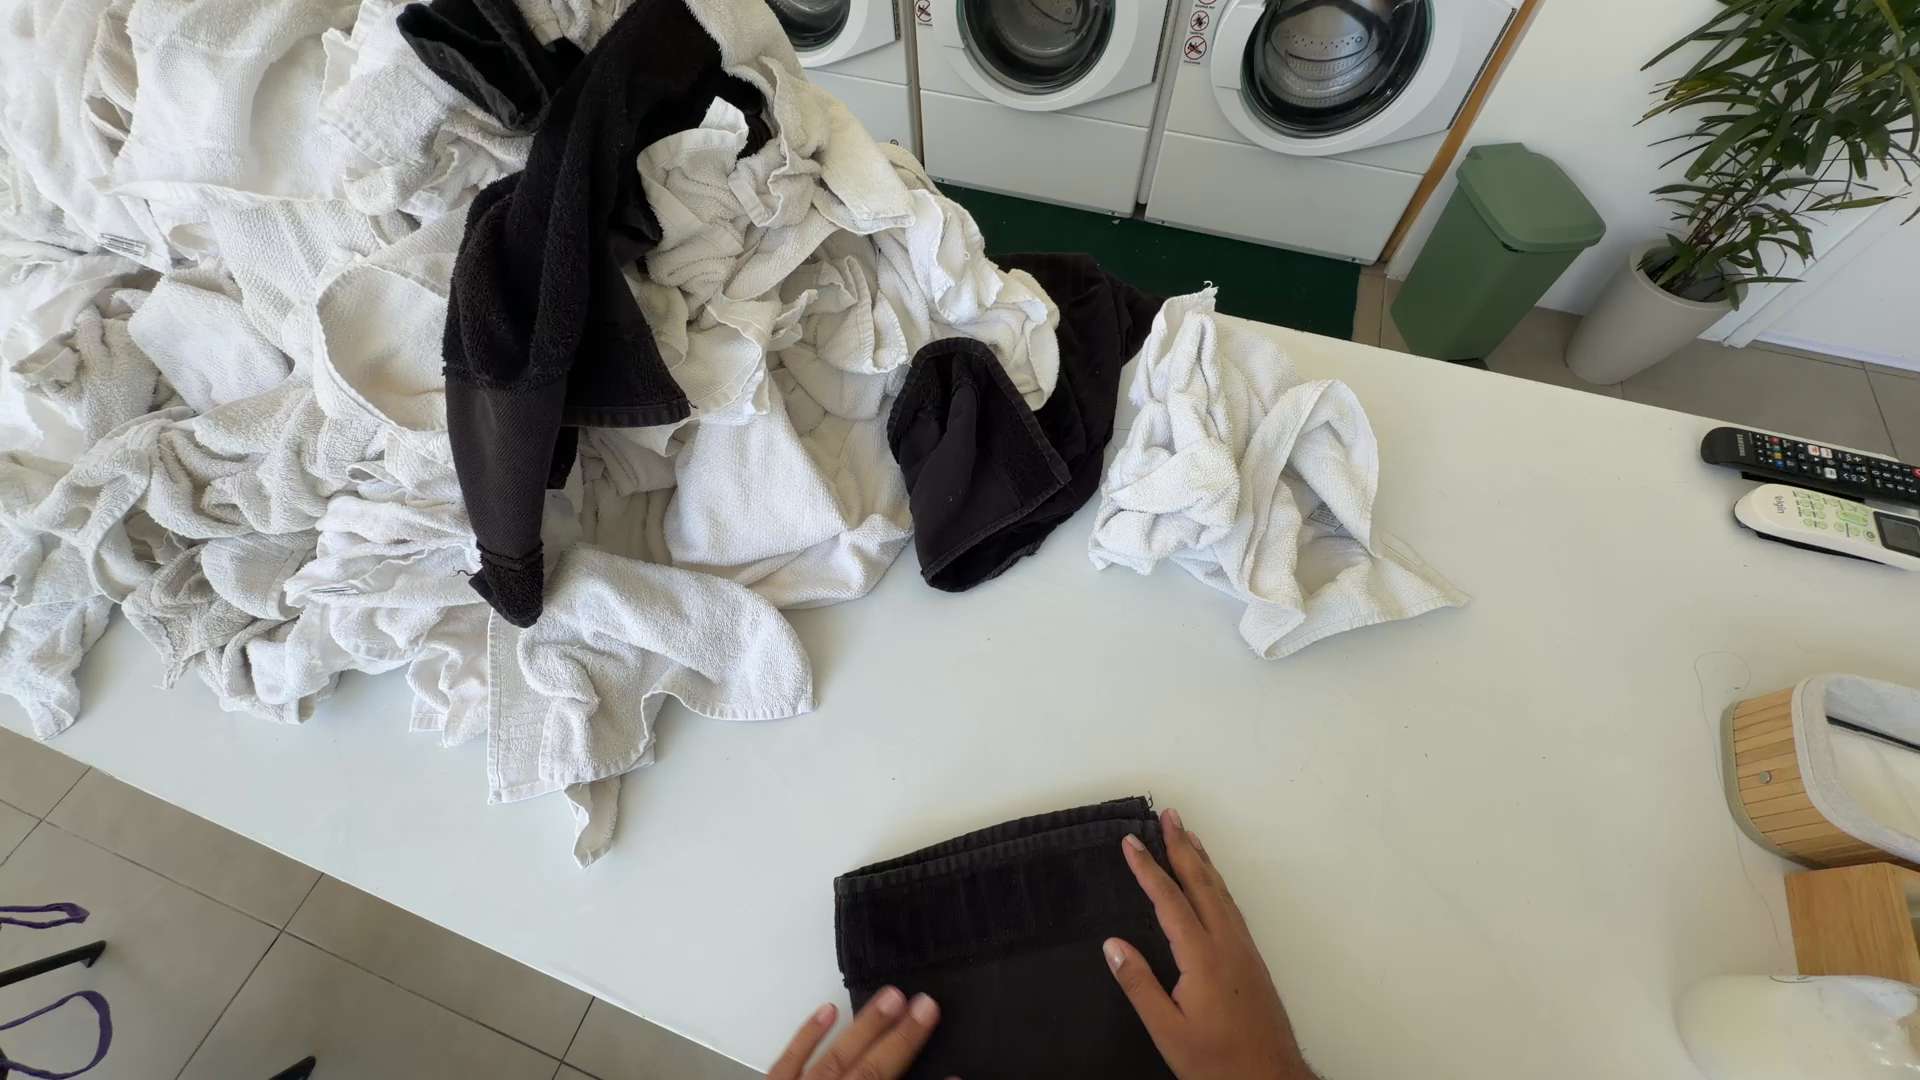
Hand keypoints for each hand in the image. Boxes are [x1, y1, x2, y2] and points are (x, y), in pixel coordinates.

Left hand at [768, 986, 944, 1079]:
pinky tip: (828, 1010)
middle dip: (901, 1039)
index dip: (927, 1079)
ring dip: (866, 1027)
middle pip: (870, 1072)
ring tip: (892, 996)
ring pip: (836, 1059)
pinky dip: (807, 1036)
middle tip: (927, 1005)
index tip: (955, 1071)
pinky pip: (788, 1064)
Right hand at [1104, 809, 1314, 1079]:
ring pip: (1219, 890)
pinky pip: (1230, 904)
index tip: (1131, 841)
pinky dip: (1216, 880)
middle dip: (1180, 845)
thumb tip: (1112, 944)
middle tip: (1168, 814)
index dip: (1148, 867)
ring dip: (1200, 857)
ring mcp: (1242, 947)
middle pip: (1200, 881)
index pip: (1169, 899)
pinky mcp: (1251, 957)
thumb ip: (1139, 984)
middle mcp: (1225, 942)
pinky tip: (1211, 878)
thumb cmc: (1218, 1062)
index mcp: (1202, 956)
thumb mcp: (1168, 1031)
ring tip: (1187, 833)